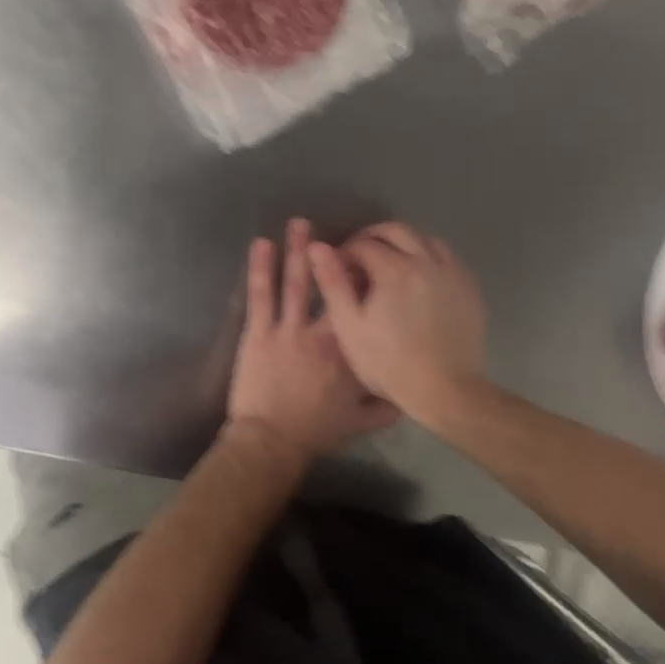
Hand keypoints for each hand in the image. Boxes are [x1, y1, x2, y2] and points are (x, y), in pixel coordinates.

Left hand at [227, 219, 401, 462]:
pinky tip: (262, 243)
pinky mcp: (259, 332)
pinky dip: (261, 268)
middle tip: (345, 231)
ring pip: (297, 283)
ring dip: (298, 251)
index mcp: (352, 352)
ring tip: (301, 222)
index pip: (365, 311)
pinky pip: (261, 295)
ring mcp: (289, 330)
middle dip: (341, 258)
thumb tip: (405, 397)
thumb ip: (385, 407)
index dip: (371, 285)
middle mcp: (324, 333)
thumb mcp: (360, 423)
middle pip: (336, 288)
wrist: (272, 440)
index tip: (377, 263)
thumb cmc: (316, 432)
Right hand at [308, 222, 488, 418]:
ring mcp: (453, 274)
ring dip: (404, 244)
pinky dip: (429, 259)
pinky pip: (448, 260)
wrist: (444, 389)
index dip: (345, 252)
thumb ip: (333, 283)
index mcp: (395, 269)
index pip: (364, 244)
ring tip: (391, 266)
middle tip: (359, 257)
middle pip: (398, 231)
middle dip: (374, 237)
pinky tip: (420, 283)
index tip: (337, 269)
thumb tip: (318, 247)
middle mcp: (427, 261)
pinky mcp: (470, 289)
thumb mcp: (349, 326)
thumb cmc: (388, 362)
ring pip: (427, 240)